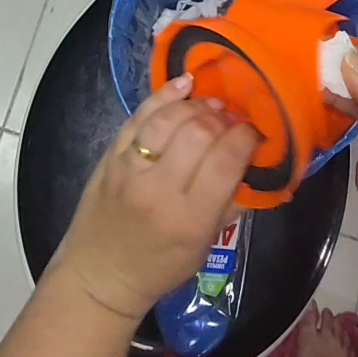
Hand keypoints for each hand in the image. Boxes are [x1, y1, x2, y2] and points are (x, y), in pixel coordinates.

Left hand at [47, 73, 261, 318]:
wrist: (102, 272)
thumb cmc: (161, 265)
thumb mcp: (205, 245)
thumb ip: (231, 201)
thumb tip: (255, 159)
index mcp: (188, 219)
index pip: (225, 162)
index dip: (245, 138)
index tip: (254, 131)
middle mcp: (158, 189)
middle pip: (198, 133)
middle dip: (223, 119)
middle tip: (233, 119)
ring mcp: (130, 168)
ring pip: (168, 118)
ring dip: (197, 104)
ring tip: (213, 104)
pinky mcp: (112, 154)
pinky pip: (140, 114)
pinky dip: (164, 94)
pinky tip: (185, 84)